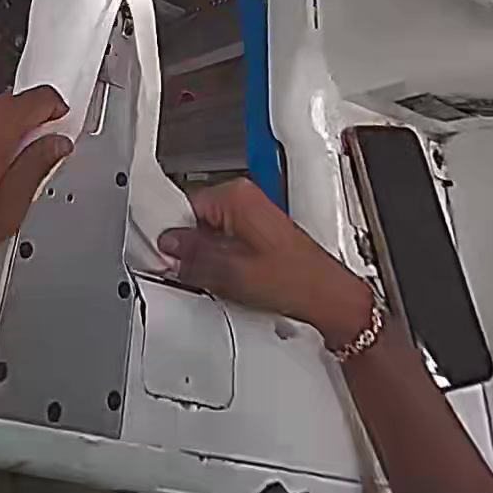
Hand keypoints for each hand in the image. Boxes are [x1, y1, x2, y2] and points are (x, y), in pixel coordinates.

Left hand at [0, 87, 71, 330]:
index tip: (62, 130)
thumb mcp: (9, 208)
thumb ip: (38, 165)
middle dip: (30, 128)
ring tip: (2, 177)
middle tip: (35, 163)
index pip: (42, 96)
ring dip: (4, 132)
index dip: (58, 113)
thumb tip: (56, 145)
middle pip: (16, 103)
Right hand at [158, 179, 373, 349]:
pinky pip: (224, 239)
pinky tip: (229, 279)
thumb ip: (194, 255)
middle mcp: (244, 196)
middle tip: (194, 274)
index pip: (184, 206)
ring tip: (220, 279)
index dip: (173, 236)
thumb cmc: (296, 280)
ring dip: (207, 255)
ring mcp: (251, 212)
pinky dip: (221, 258)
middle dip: (192, 248)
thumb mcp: (233, 272)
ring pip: (210, 231)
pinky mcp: (256, 229)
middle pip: (196, 218)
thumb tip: (169, 244)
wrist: (328, 297)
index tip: (164, 256)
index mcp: (236, 195)